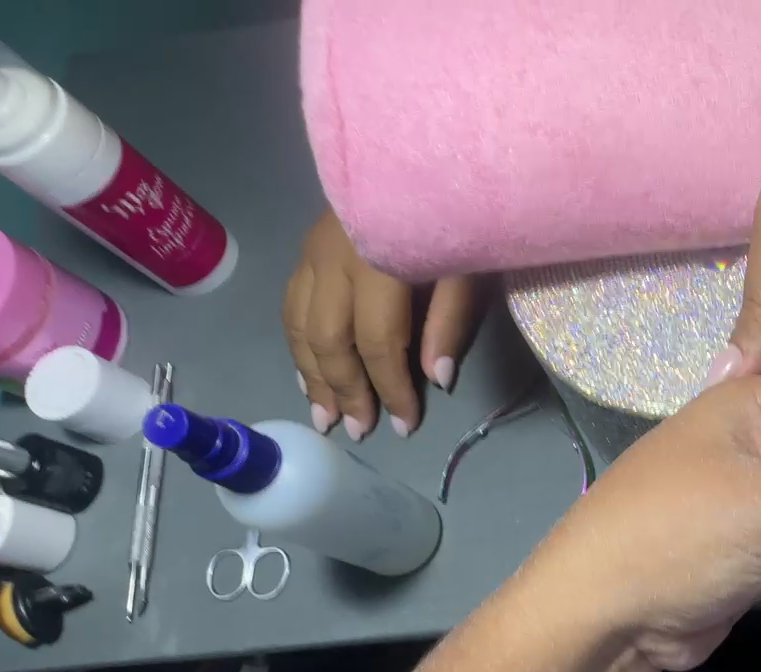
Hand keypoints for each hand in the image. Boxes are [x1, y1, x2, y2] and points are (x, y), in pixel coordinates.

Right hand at [282, 208, 487, 439]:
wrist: (422, 151)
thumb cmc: (457, 211)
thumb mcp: (467, 266)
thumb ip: (448, 323)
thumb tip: (435, 381)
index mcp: (377, 264)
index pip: (377, 344)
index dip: (389, 388)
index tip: (403, 426)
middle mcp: (333, 260)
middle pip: (329, 340)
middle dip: (344, 391)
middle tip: (357, 432)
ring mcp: (313, 251)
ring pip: (300, 325)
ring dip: (312, 375)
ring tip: (325, 416)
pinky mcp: (307, 247)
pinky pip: (293, 304)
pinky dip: (300, 344)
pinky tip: (308, 373)